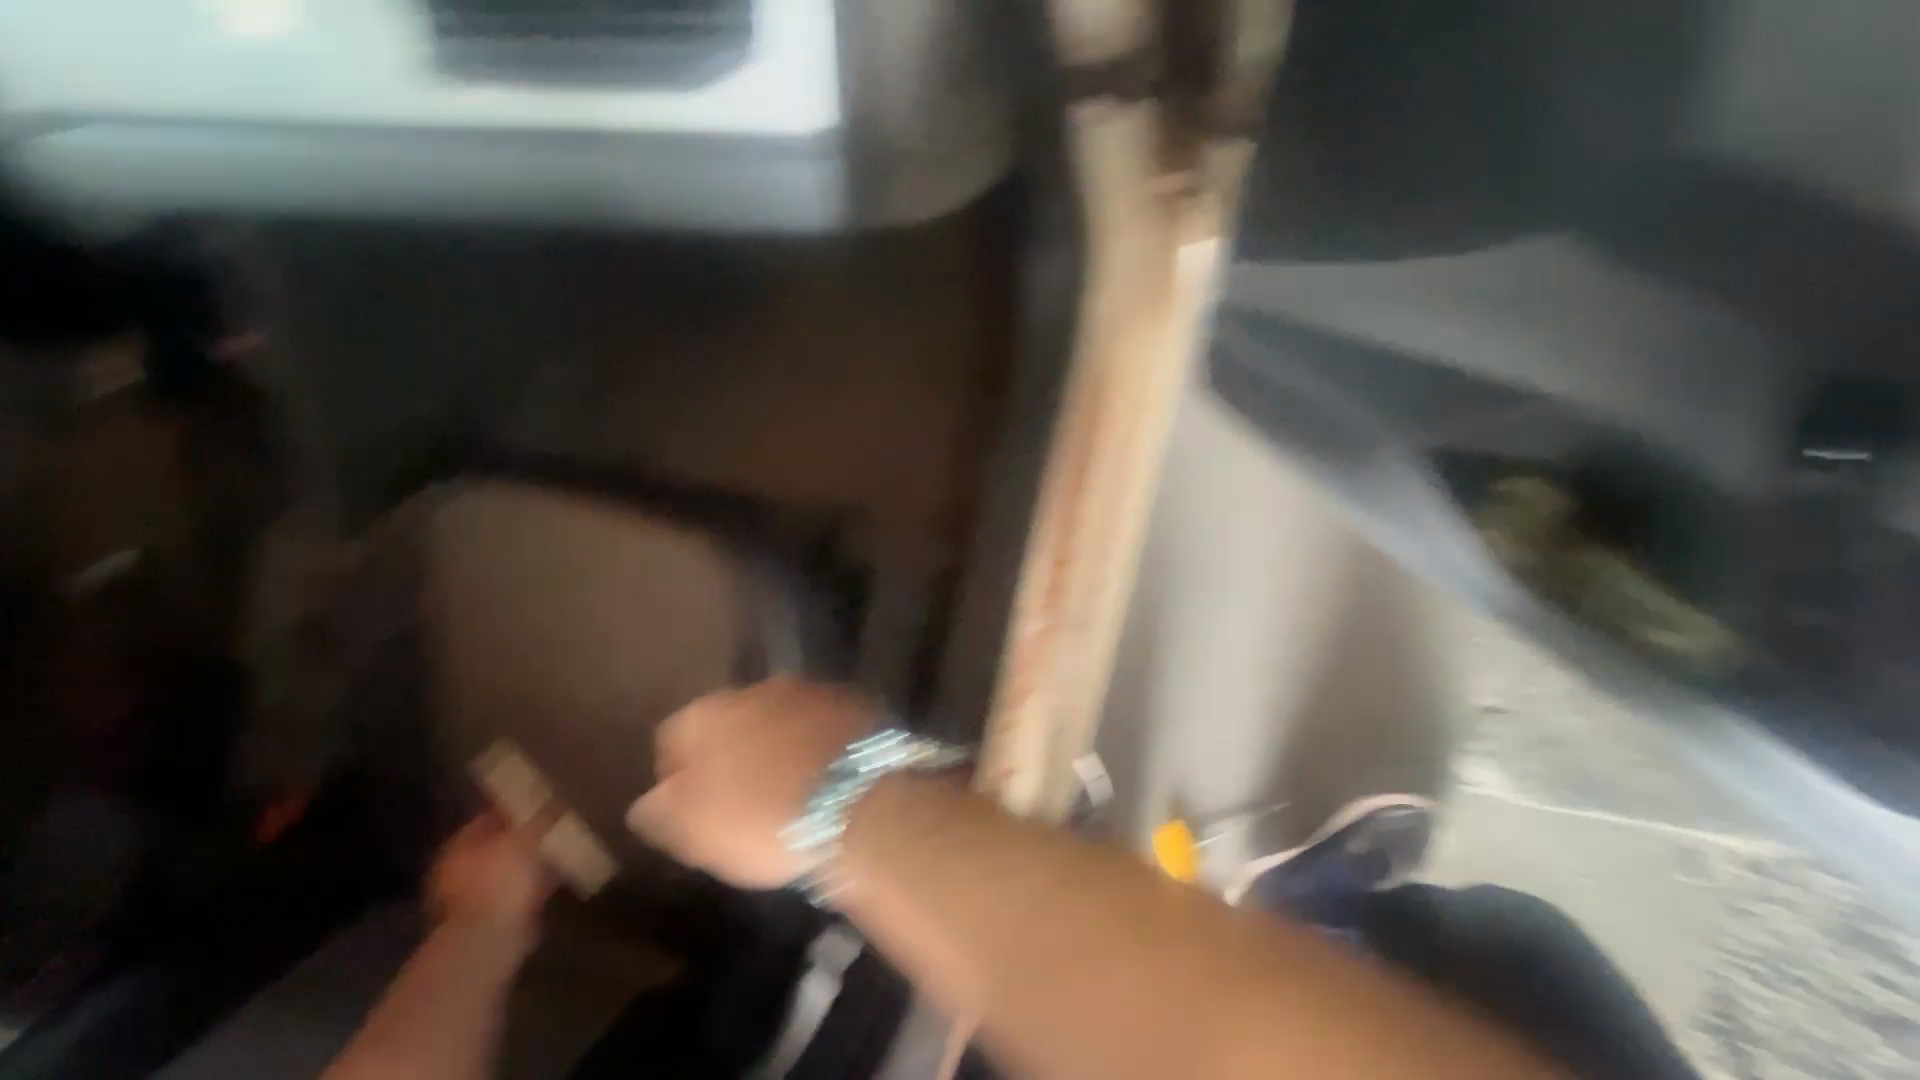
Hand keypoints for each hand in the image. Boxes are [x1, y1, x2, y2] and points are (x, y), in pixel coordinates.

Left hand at [427, 811, 554, 946]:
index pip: (487, 818)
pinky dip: (532, 887)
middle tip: (551, 828)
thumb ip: (540, 819)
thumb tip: (556, 801)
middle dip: (522, 838)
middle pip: (495, 845)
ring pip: (506, 871)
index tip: (539, 803)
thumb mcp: (525, 839)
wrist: (489, 940)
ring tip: (558, 853)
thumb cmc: (500, 881)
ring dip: (528, 864)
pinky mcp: (490, 919)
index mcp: (460, 846)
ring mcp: (472, 897)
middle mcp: (459, 870)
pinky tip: (555, 880)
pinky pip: (516, 893)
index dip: (513, 809)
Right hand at [626, 677, 876, 888]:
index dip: (675, 776)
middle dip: (731, 755)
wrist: (862, 803)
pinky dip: (819, 747)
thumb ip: (660, 812)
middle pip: (729, 722)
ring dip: (778, 746)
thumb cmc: (764, 820)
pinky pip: (824, 727)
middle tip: (741, 800)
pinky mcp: (857, 705)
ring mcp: (811, 692)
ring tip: (788, 790)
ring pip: (779, 719)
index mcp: (707, 714)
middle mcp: (757, 688)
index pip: (672, 737)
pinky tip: (828, 779)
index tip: (689, 812)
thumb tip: (647, 803)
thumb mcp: (694, 831)